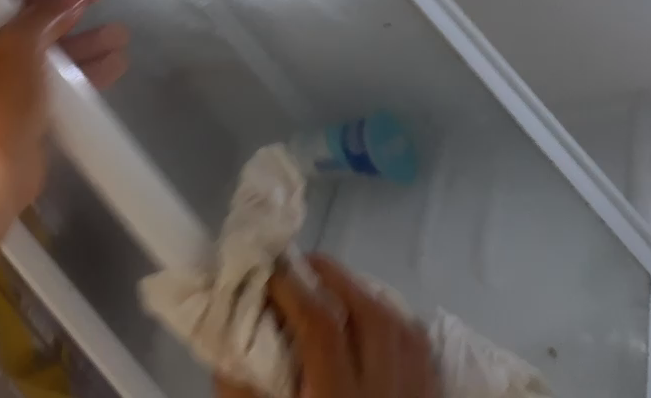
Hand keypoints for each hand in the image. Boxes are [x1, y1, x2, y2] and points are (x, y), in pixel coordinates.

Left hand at [0, 0, 127, 206]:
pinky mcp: (21, 103)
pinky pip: (53, 77)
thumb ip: (44, 15)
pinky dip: (80, 70)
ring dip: (81, 40)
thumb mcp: (19, 46)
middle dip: (65, 9)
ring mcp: (0, 77)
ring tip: (120, 34)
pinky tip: (115, 63)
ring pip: (45, 48)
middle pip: (26, 18)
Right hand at [216, 255, 437, 397]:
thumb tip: (226, 339)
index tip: (265, 269)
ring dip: (370, 298)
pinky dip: (399, 330)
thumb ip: (238, 391)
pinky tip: (373, 327)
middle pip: (375, 319)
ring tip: (335, 288)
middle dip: (336, 279)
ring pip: (407, 335)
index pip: (322, 326)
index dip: (290, 286)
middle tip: (302, 265)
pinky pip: (424, 360)